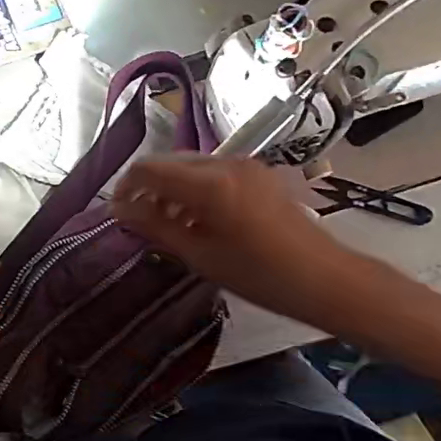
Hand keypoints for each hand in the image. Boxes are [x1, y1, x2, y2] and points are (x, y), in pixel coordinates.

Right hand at [111, 155, 357, 320]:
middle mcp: (225, 163)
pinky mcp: (258, 174)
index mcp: (208, 183)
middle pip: (170, 162)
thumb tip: (120, 210)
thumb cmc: (259, 274)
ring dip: (172, 189)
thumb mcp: (200, 255)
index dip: (126, 187)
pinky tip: (198, 219)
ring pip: (191, 166)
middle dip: (149, 187)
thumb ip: (156, 227)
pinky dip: (196, 190)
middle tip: (140, 221)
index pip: (148, 169)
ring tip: (168, 225)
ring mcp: (245, 165)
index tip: (117, 212)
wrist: (323, 277)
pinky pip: (214, 172)